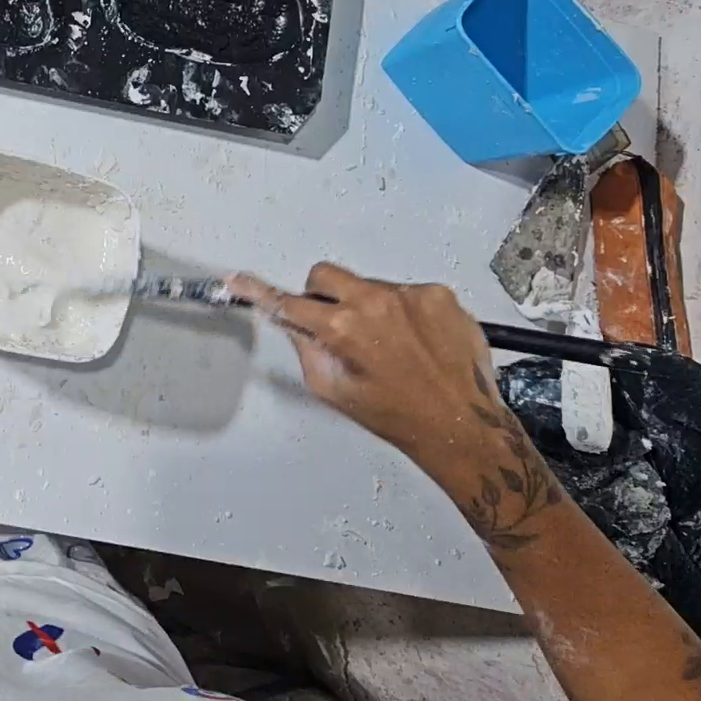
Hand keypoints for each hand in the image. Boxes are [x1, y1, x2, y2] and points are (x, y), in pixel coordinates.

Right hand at [227, 264, 501, 484]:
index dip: (258, 291)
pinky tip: (416, 339)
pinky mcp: (440, 294)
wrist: (463, 426)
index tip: (236, 278)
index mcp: (342, 328)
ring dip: (366, 306)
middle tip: (336, 324)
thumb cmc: (393, 415)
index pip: (288, 302)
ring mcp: (410, 294)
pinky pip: (404, 292)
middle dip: (320, 294)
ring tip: (390, 343)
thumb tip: (289, 320)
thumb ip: (305, 348)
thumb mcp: (333, 389)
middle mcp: (374, 301)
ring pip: (366, 284)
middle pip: (325, 275)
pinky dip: (402, 310)